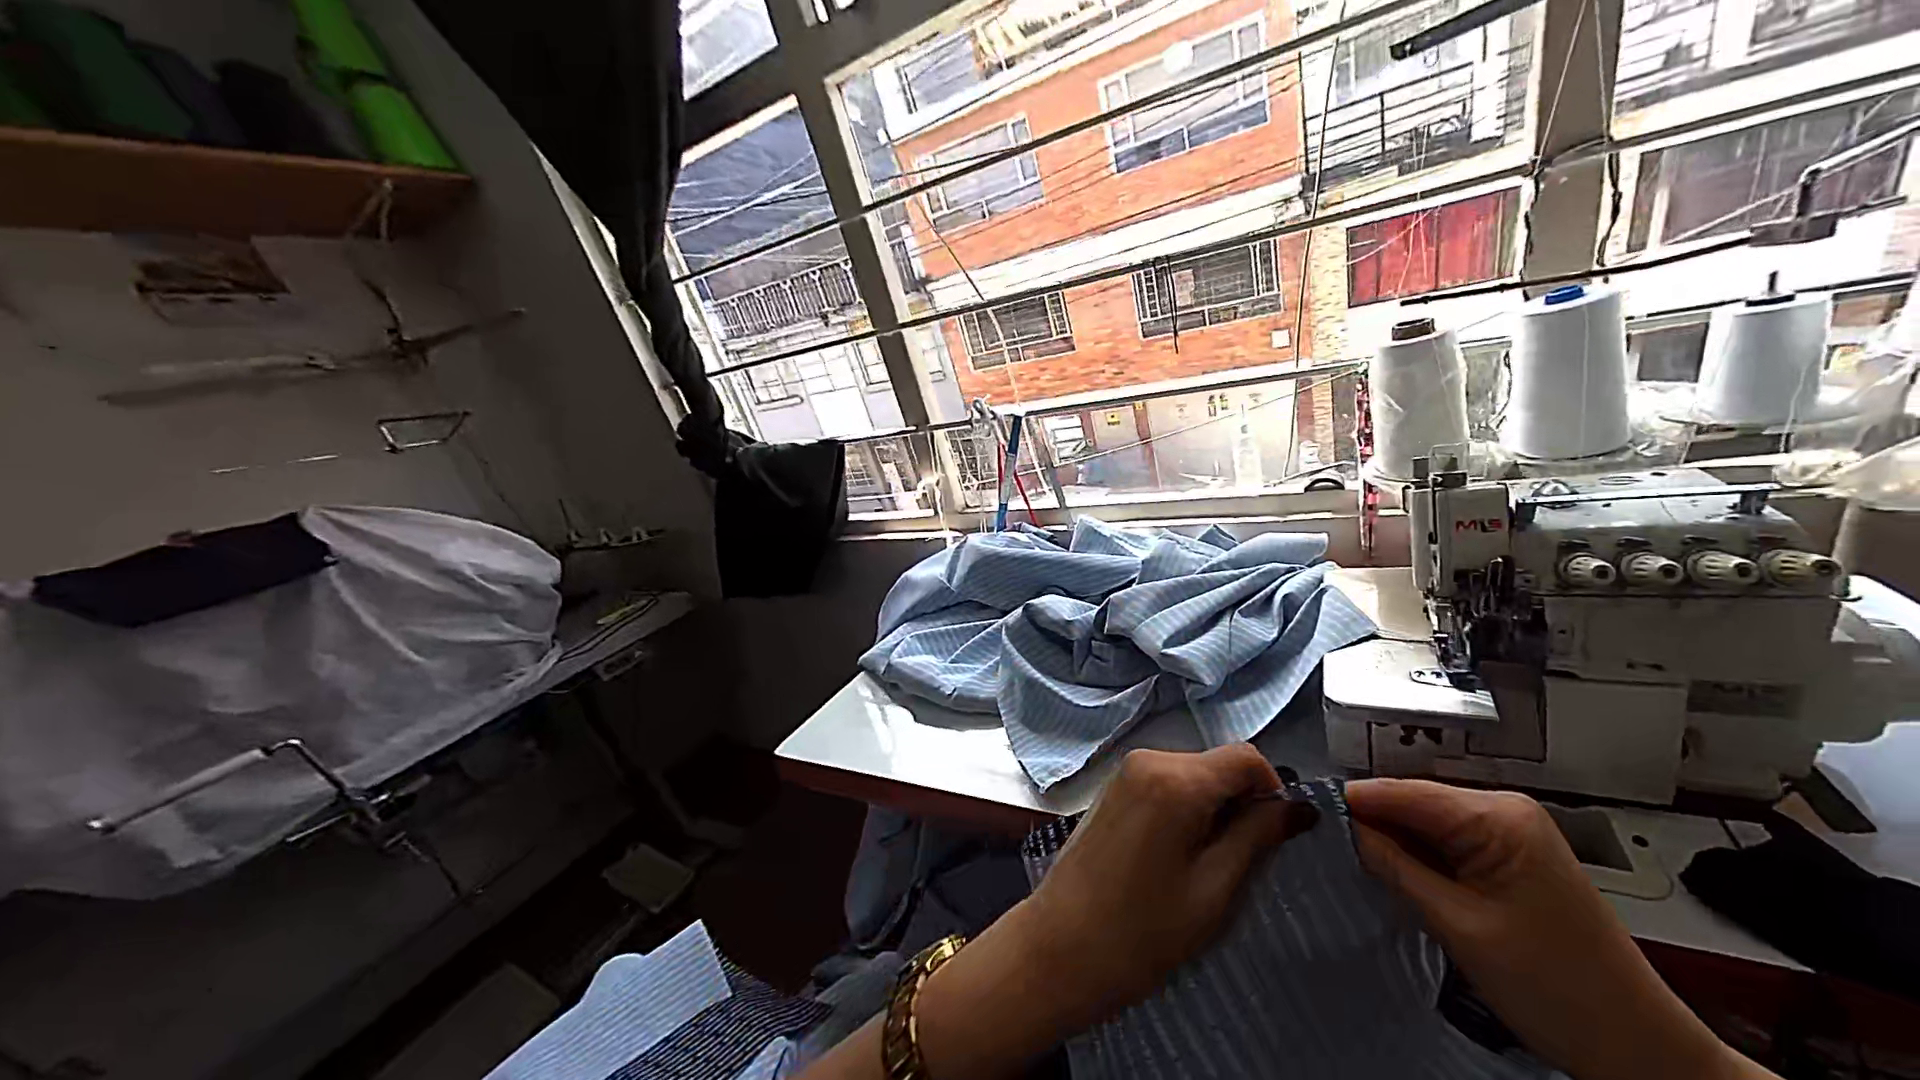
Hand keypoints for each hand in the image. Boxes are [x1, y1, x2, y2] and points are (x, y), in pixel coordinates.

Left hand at [911, 745, 1314, 1076]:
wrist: (1063, 945)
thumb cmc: (1143, 928)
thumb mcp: (1215, 887)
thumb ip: (1258, 836)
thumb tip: (1296, 806)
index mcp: (1176, 779)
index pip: (1246, 758)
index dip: (1271, 791)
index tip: (1274, 833)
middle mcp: (1147, 760)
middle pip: (1217, 765)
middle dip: (1239, 803)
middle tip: (1237, 859)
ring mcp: (1124, 772)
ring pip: (1192, 774)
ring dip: (1211, 808)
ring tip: (1202, 864)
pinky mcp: (1112, 789)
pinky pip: (1165, 783)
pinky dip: (1183, 808)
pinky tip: (1173, 855)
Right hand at [1347, 779, 1772, 1079]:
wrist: (1640, 1049)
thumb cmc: (1557, 989)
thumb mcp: (1457, 924)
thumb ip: (1393, 865)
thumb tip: (1340, 826)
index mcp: (1498, 816)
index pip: (1398, 791)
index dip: (1348, 803)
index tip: (1302, 818)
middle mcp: (1505, 809)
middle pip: (1409, 801)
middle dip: (1368, 822)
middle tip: (1320, 845)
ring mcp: (1510, 830)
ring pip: (1422, 820)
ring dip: (1390, 840)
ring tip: (1350, 861)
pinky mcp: (1509, 853)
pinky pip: (1444, 839)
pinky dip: (1415, 855)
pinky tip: (1394, 874)